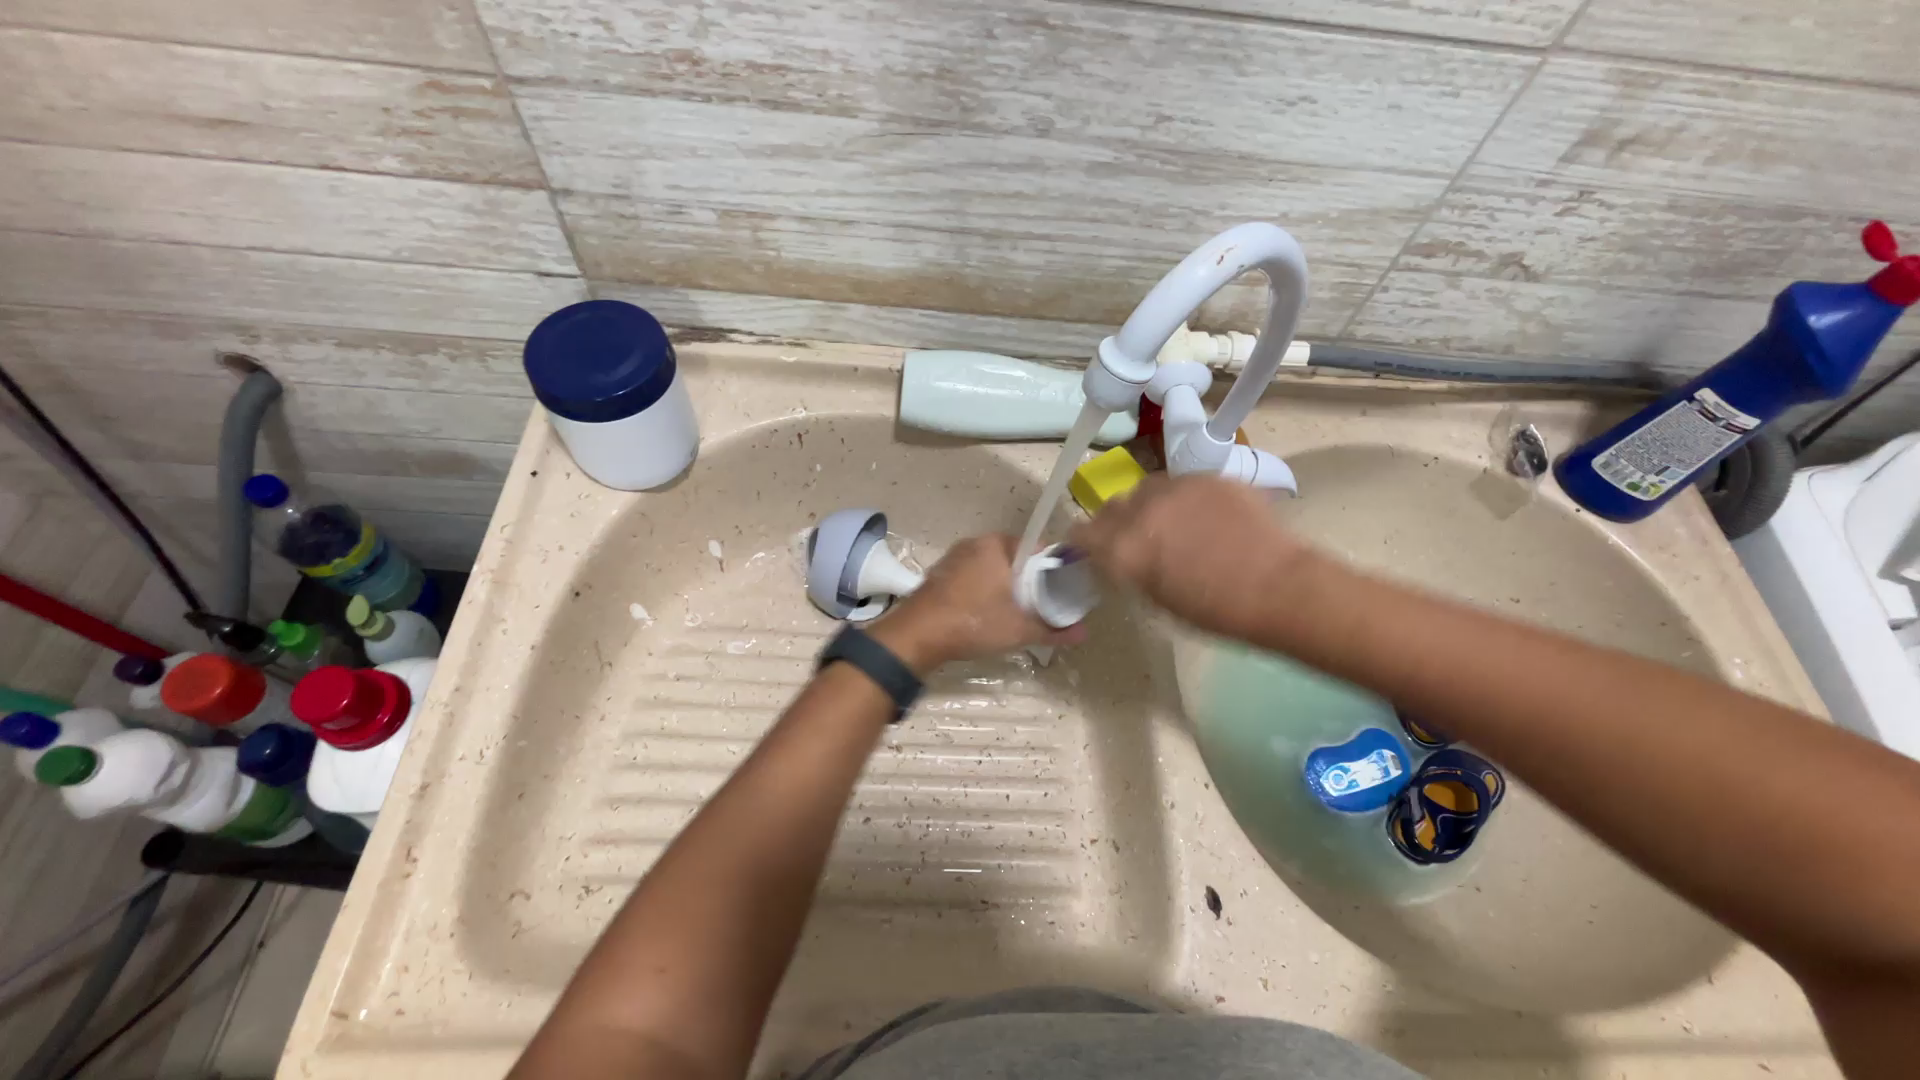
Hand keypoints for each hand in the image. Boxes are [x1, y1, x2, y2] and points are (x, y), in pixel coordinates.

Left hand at [867, 534, 1087, 673]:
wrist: (916, 636)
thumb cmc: (973, 623)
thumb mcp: (1019, 630)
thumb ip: (1053, 630)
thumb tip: (1083, 634)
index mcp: (996, 545)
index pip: (1035, 547)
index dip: (1051, 568)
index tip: (1060, 589)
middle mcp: (974, 544)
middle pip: (1013, 558)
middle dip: (1027, 580)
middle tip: (1041, 605)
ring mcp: (952, 559)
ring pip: (990, 569)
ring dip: (1003, 587)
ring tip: (1016, 612)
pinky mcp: (938, 577)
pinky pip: (971, 579)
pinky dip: (982, 592)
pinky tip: (986, 614)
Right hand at [1069, 474, 1314, 638]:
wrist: (1275, 586)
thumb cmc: (1215, 611)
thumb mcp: (1156, 599)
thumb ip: (1129, 569)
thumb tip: (1121, 558)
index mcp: (1122, 549)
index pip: (1081, 533)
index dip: (1083, 541)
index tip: (1090, 549)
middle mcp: (1139, 511)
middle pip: (1111, 507)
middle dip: (1116, 522)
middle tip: (1136, 539)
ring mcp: (1174, 488)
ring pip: (1145, 488)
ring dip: (1149, 505)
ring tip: (1171, 523)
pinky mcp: (1206, 477)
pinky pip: (1182, 483)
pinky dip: (1184, 499)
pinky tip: (1206, 518)